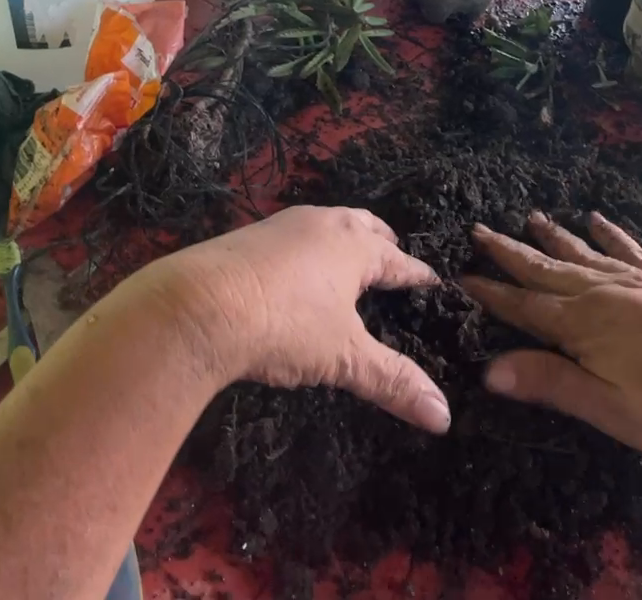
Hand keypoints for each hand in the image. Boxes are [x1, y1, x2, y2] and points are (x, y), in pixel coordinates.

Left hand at [128, 206, 451, 433]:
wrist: (197, 306)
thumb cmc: (284, 324)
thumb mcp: (343, 357)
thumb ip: (393, 381)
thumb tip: (444, 417)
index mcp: (354, 245)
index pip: (398, 260)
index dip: (418, 274)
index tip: (434, 281)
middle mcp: (321, 224)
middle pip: (363, 225)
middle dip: (381, 241)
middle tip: (392, 256)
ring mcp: (281, 226)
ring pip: (325, 224)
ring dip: (341, 238)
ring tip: (346, 260)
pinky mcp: (247, 236)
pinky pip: (292, 235)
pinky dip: (307, 247)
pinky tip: (295, 268)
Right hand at [462, 212, 641, 475]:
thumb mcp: (618, 413)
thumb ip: (553, 384)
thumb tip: (488, 368)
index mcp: (586, 326)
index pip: (524, 305)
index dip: (491, 292)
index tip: (459, 275)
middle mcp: (607, 293)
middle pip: (547, 268)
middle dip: (510, 251)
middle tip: (477, 229)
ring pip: (584, 252)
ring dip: (554, 236)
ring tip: (529, 216)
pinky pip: (631, 249)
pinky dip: (610, 233)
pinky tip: (600, 219)